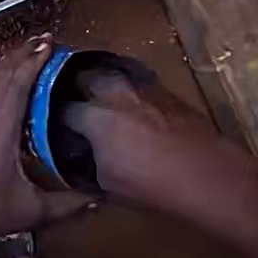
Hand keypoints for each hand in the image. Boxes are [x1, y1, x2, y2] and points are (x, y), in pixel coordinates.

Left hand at [0, 34, 94, 240]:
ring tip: (29, 50)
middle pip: (3, 74)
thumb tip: (96, 197)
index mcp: (1, 131)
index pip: (18, 84)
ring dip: (10, 61)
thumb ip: (67, 203)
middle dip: (24, 53)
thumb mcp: (31, 211)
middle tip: (45, 40)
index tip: (49, 45)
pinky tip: (5, 76)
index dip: (34, 61)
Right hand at [60, 64, 254, 216]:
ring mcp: (140, 86)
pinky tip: (129, 104)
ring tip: (98, 97)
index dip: (54, 116)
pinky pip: (135, 81)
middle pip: (83, 77)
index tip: (52, 122)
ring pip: (111, 74)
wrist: (205, 171)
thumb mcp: (108, 181)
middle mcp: (114, 93)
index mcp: (93, 117)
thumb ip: (89, 159)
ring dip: (101, 82)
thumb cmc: (152, 184)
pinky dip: (126, 89)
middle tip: (71, 99)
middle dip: (74, 86)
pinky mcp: (163, 88)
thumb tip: (84, 152)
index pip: (62, 109)